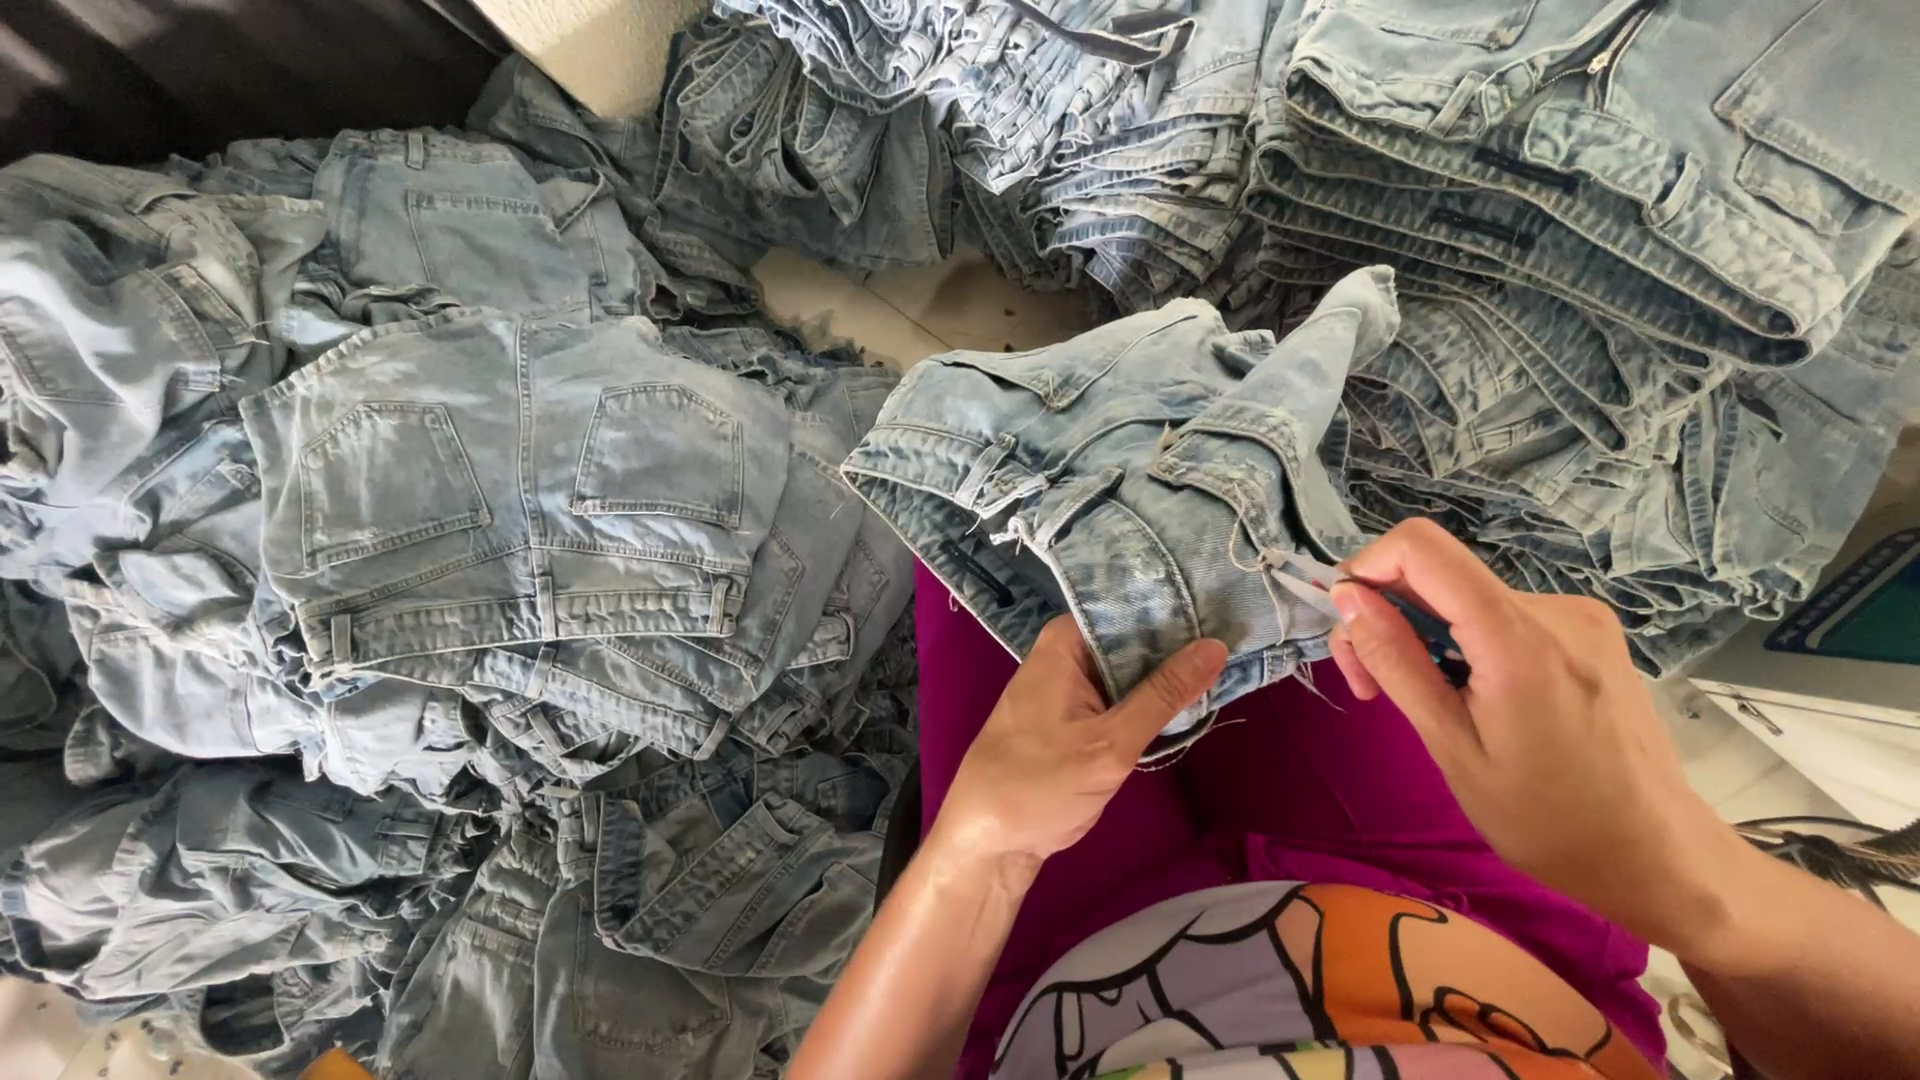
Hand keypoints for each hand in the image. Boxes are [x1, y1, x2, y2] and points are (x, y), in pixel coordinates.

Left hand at [932, 616, 1226, 873]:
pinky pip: (1122, 696)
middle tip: (1243, 640)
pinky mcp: (1080, 716)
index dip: (1179, 609)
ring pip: (1132, 670)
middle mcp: (1068, 653)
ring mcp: (1074, 686)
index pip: (1132, 608)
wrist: (991, 840)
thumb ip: (1163, 694)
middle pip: (1135, 638)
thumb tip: (1215, 646)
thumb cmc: (1038, 785)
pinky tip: (1196, 699)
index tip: (1229, 610)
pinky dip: (1152, 703)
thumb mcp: (1110, 743)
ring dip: (1170, 677)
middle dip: (1181, 645)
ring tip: (1234, 661)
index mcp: (1066, 642)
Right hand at [1327, 518, 1746, 953]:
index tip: (1350, 625)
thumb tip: (1348, 595)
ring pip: (1459, 597)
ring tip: (1424, 705)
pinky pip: (1493, 614)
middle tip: (1371, 690)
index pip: (1421, 547)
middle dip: (1385, 619)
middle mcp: (1555, 609)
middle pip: (1434, 576)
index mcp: (1520, 639)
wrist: (1659, 859)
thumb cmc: (1544, 818)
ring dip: (1421, 638)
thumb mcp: (1448, 744)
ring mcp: (1578, 618)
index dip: (1367, 568)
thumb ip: (1394, 660)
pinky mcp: (1586, 633)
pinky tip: (1468, 697)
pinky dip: (1460, 643)